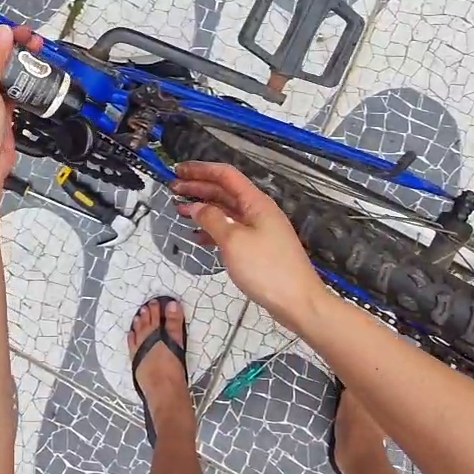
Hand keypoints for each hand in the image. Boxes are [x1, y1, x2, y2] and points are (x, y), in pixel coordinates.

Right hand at [173, 161, 328, 327]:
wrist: (300, 303)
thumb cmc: (266, 268)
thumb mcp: (233, 241)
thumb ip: (212, 220)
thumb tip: (196, 207)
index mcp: (255, 202)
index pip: (225, 175)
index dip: (201, 170)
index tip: (178, 171)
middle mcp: (258, 211)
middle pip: (225, 191)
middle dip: (199, 188)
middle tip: (173, 189)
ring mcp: (260, 230)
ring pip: (227, 211)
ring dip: (204, 209)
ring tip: (180, 211)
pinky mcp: (259, 248)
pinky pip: (232, 230)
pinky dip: (214, 230)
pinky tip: (198, 237)